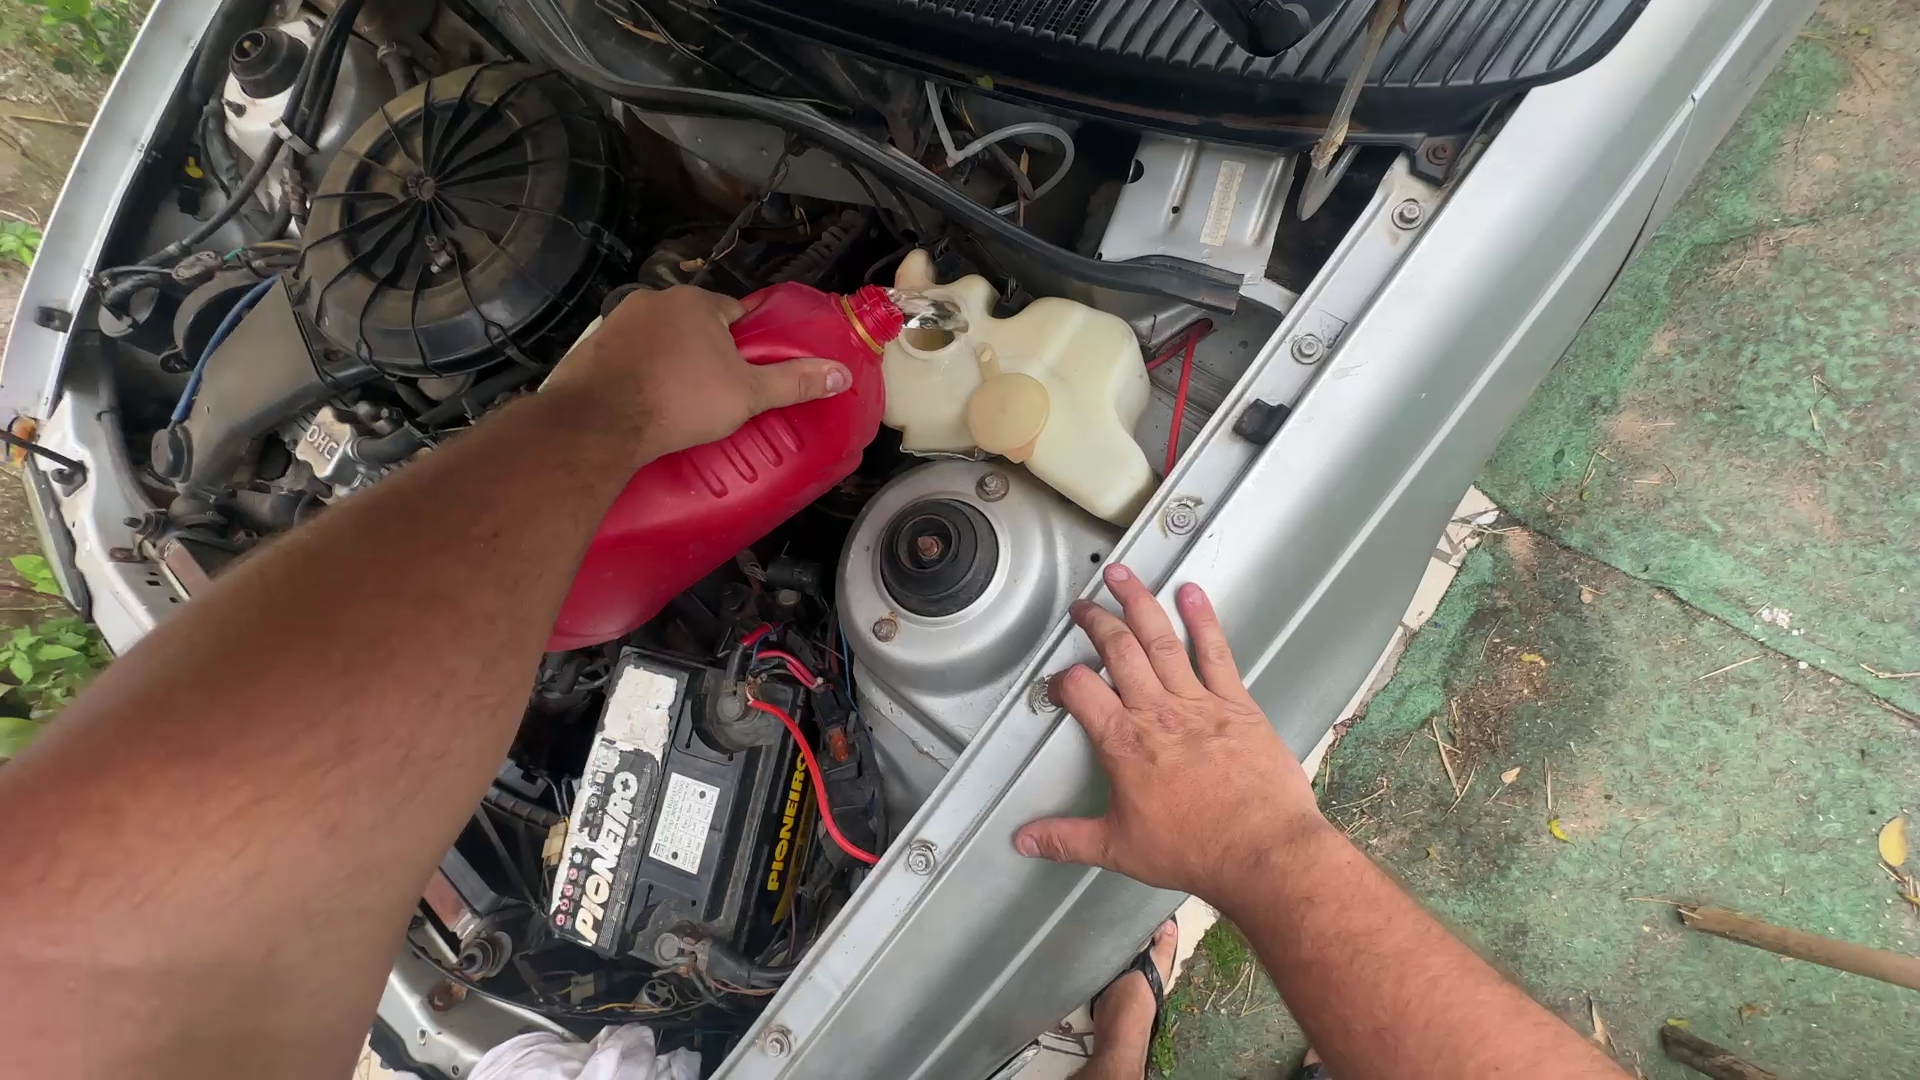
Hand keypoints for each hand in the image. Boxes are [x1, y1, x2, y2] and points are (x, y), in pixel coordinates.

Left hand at [543, 285, 850, 457]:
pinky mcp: (592, 346)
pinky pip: (630, 355)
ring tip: (683, 400)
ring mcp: (618, 321)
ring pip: (662, 338)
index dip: (746, 343)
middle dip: (708, 351)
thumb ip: (794, 382)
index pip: (734, 313)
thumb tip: (842, 374)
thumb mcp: (749, 394)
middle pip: (696, 324)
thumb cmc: (683, 401)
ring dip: (673, 359)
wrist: (602, 423)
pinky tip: (648, 400)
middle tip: (718, 392)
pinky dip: (641, 371)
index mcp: (696, 302)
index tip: (747, 371)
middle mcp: (655, 300)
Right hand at [1014, 564, 1331, 903]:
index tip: (1061, 684)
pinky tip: (1192, 594)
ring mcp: (1196, 702)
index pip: (1080, 690)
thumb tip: (1026, 841)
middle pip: (1117, 649)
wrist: (1264, 854)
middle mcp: (1155, 712)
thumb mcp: (1119, 848)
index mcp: (1123, 741)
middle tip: (1083, 605)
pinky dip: (1203, 620)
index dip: (1063, 681)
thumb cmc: (1195, 849)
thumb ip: (1066, 838)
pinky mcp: (1234, 703)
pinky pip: (1215, 653)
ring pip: (1159, 639)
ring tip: (1122, 575)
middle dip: (1096, 621)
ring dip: (1137, 602)